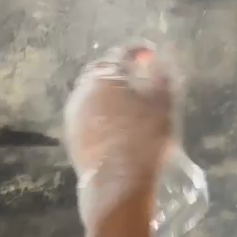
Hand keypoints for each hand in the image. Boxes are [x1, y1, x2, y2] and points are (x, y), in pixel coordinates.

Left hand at [63, 44, 175, 236]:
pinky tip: (119, 118)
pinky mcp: (74, 138)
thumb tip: (157, 60)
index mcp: (104, 77)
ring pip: (93, 91)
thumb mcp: (162, 101)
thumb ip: (161, 75)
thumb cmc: (143, 137)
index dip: (139, 49)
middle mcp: (83, 92)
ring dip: (111, 88)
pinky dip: (104, 107)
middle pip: (102, 69)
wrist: (118, 187)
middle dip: (121, 66)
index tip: (153, 53)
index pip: (122, 52)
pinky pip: (89, 111)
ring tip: (132, 96)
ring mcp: (74, 116)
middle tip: (141, 72)